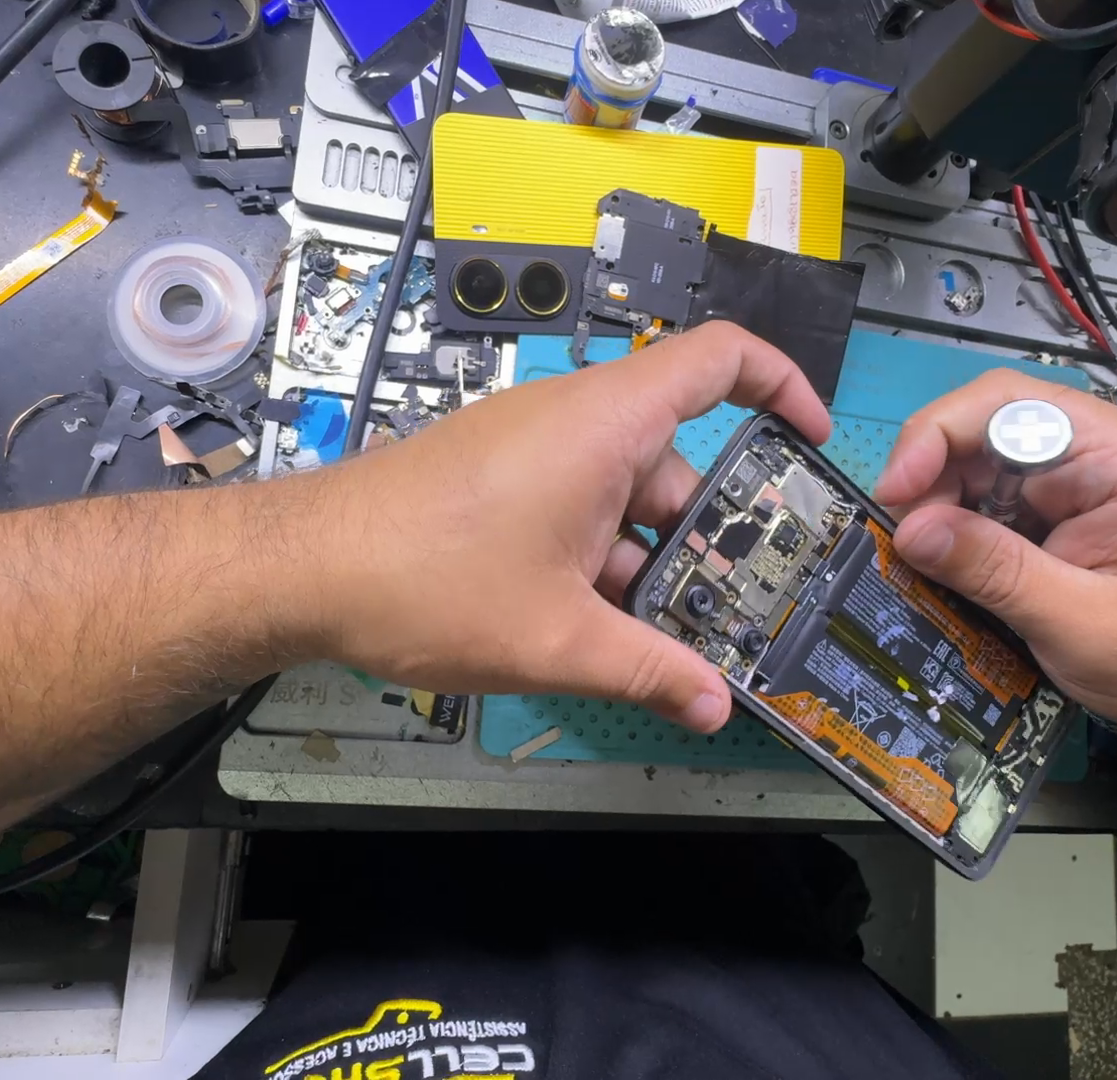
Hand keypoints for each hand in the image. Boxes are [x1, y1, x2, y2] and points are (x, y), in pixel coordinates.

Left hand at [303, 322, 830, 732]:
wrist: (305, 570)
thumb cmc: (425, 579)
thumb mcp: (556, 639)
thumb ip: (648, 669)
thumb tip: (713, 702)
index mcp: (605, 425)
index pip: (719, 359)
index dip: (782, 385)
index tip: (812, 439)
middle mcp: (574, 422)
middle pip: (679, 459)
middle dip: (711, 535)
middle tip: (740, 606)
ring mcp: (536, 451)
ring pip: (627, 497)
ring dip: (650, 562)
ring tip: (667, 636)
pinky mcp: (505, 480)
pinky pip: (581, 508)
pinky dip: (602, 558)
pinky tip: (599, 626)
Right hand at [874, 370, 1116, 748]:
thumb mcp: (1083, 625)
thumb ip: (997, 573)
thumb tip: (909, 530)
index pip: (1009, 404)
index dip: (937, 435)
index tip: (893, 495)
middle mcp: (1096, 452)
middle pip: (984, 426)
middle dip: (930, 475)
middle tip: (904, 538)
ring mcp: (1075, 481)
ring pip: (976, 463)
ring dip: (937, 504)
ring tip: (925, 559)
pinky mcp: (1057, 511)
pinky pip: (986, 499)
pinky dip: (954, 527)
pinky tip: (948, 563)